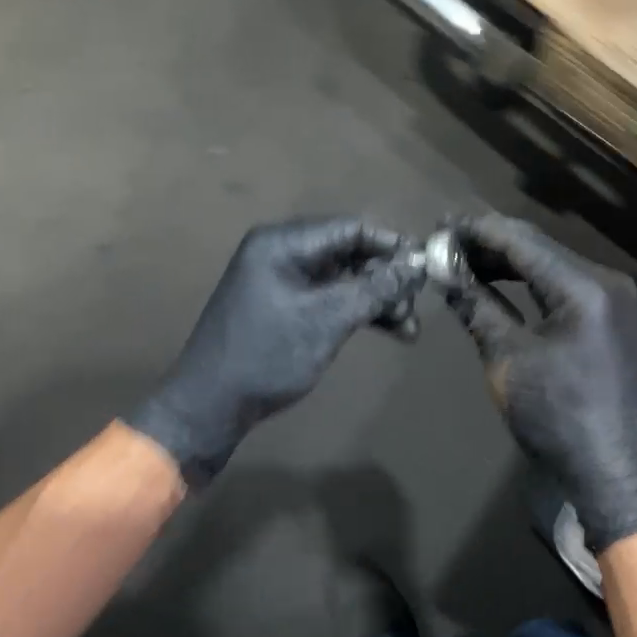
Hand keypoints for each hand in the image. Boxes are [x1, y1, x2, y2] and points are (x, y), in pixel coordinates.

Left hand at [127, 217, 423, 486]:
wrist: (209, 408)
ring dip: (377, 300)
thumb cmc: (267, 356)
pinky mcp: (285, 307)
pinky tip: (389, 331)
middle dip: (387, 279)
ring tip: (408, 329)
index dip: (392, 245)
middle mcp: (282, 252)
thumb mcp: (327, 320)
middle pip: (350, 253)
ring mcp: (282, 281)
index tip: (426, 267)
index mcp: (283, 243)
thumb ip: (375, 288)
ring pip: (344, 279)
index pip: (351, 228)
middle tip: (415, 306)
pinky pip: (330, 298)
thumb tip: (418, 263)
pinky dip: (358, 312)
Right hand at [444, 215, 636, 551]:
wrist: (617, 468)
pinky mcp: (614, 316)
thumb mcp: (508, 360)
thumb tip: (444, 273)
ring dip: (511, 263)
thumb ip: (477, 308)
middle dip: (492, 245)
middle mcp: (605, 280)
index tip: (441, 225)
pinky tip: (503, 284)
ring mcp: (615, 298)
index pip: (521, 241)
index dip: (478, 232)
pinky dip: (534, 283)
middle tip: (447, 244)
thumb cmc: (557, 417)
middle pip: (539, 248)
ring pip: (553, 265)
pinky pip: (567, 285)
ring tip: (466, 262)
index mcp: (583, 287)